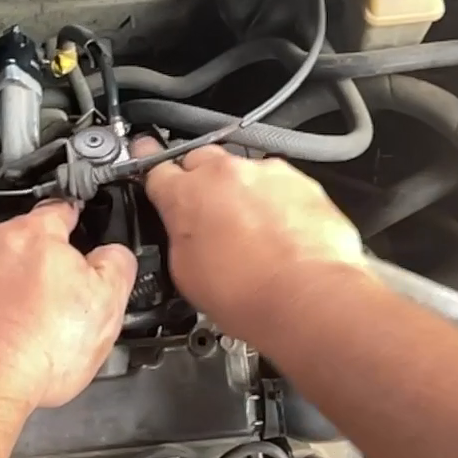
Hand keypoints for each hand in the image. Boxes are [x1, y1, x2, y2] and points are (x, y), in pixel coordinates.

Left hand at [0, 200, 136, 410]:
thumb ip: (116, 266)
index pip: (59, 210)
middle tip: (52, 294)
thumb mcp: (106, 305)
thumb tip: (114, 255)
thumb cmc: (37, 350)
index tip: (75, 223)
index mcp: (35, 234)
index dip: (73, 217)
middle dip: (35, 258)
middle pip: (19, 237)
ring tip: (16, 315)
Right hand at [135, 137, 370, 345]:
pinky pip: (279, 183)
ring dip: (240, 192)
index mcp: (185, 193)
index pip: (154, 167)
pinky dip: (275, 201)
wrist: (308, 298)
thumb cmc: (250, 294)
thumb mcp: (184, 273)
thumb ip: (177, 236)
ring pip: (242, 170)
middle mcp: (224, 173)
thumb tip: (182, 231)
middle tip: (206, 214)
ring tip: (250, 232)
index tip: (149, 166)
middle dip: (198, 181)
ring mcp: (264, 173)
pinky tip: (278, 232)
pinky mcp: (301, 182)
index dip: (149, 169)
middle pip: (199, 159)